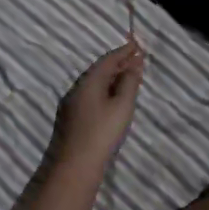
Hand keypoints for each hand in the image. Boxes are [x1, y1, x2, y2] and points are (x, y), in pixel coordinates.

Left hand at [51, 40, 144, 168]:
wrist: (76, 164)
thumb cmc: (102, 132)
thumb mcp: (122, 106)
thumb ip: (129, 83)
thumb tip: (133, 66)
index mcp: (88, 81)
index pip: (107, 60)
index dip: (123, 52)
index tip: (136, 45)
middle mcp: (77, 88)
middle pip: (100, 70)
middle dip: (118, 64)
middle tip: (136, 59)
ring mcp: (72, 103)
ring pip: (95, 84)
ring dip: (112, 77)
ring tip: (129, 76)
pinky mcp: (72, 117)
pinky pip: (91, 95)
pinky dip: (105, 90)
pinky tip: (113, 97)